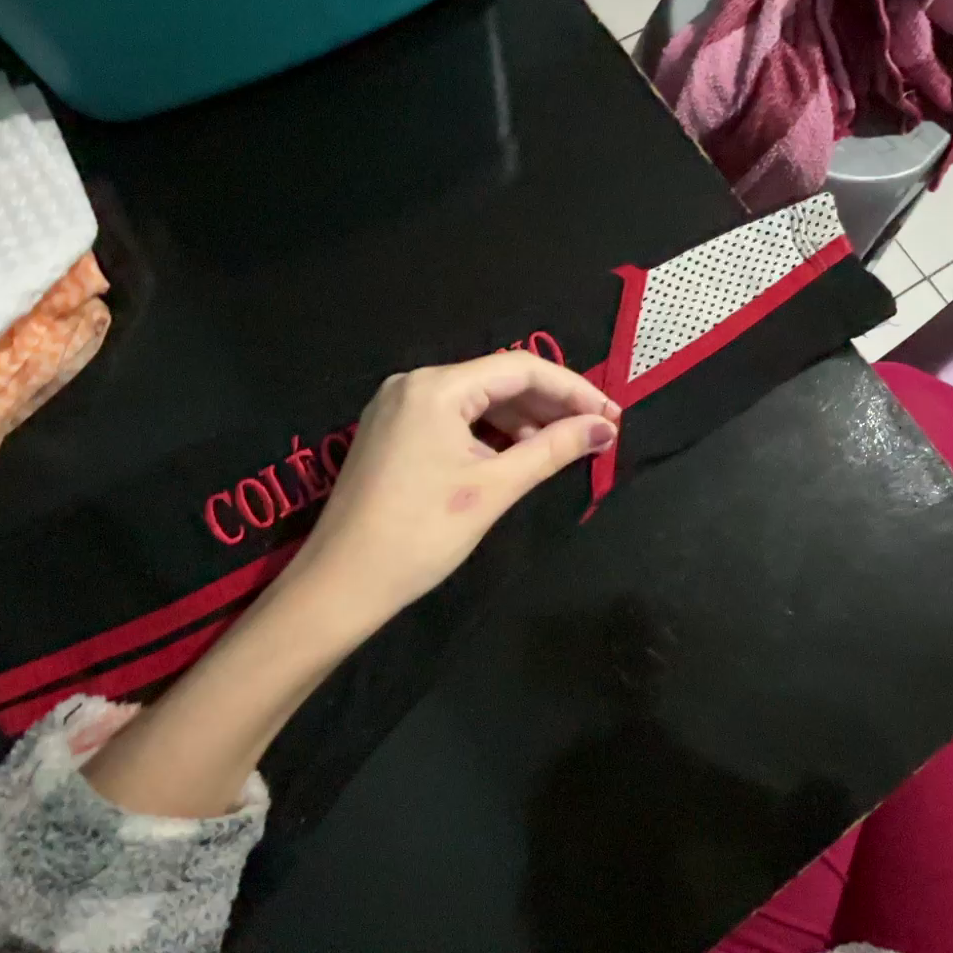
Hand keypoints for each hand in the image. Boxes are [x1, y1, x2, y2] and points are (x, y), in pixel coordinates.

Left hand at [290, 351, 619, 621]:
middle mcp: (414, 384)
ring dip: (523, 421)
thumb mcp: (493, 488)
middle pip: (498, 380)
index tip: (612, 416)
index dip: (574, 389)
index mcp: (435, 387)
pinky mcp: (393, 433)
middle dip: (551, 405)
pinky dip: (491, 434)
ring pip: (477, 401)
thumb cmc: (420, 534)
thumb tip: (604, 428)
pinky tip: (519, 454)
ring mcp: (398, 407)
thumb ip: (552, 450)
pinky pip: (454, 419)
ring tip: (565, 447)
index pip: (521, 368)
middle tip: (597, 433)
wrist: (340, 584)